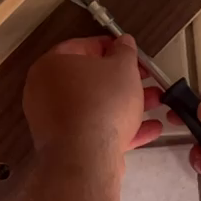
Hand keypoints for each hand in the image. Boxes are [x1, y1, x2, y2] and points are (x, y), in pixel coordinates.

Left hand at [23, 35, 162, 159]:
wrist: (86, 158)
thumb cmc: (100, 104)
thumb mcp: (123, 67)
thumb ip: (125, 52)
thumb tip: (124, 43)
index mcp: (52, 65)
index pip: (82, 47)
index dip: (110, 47)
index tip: (129, 52)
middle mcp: (46, 92)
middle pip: (90, 80)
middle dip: (123, 80)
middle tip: (144, 78)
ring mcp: (55, 122)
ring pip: (95, 107)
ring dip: (126, 105)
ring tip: (154, 104)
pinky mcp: (68, 146)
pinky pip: (95, 131)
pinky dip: (120, 129)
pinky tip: (148, 129)